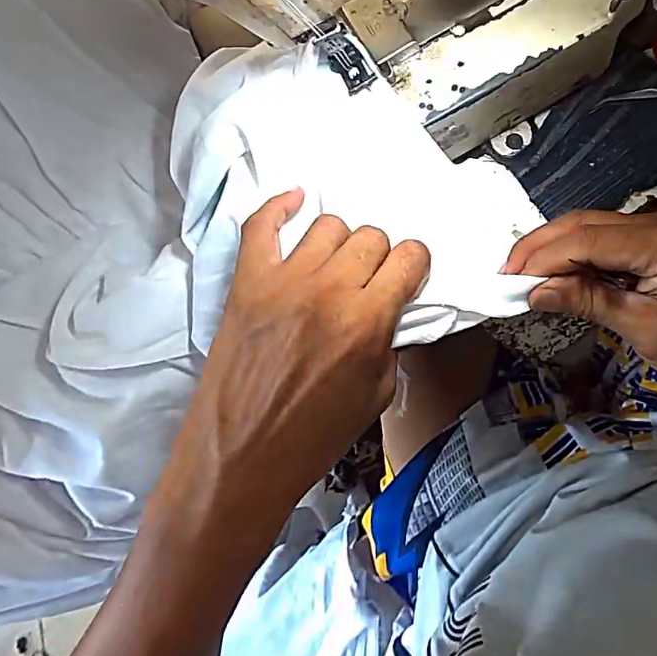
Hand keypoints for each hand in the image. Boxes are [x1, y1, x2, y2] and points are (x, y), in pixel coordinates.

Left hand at [176, 189, 430, 517]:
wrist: (242, 453)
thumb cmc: (309, 436)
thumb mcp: (375, 394)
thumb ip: (388, 339)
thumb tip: (389, 307)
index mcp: (367, 321)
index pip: (409, 258)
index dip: (414, 263)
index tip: (408, 270)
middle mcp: (329, 291)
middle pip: (371, 236)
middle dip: (379, 255)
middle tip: (370, 276)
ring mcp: (285, 280)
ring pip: (328, 224)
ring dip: (339, 241)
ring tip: (334, 262)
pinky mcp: (249, 281)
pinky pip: (262, 225)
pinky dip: (279, 206)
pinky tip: (293, 202)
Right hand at [502, 210, 656, 400]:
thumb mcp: (646, 329)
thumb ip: (589, 302)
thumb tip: (535, 292)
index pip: (588, 240)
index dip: (544, 257)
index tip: (511, 280)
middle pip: (581, 224)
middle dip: (539, 248)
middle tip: (506, 275)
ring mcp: (653, 229)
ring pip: (584, 228)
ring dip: (550, 249)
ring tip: (520, 275)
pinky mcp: (647, 242)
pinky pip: (597, 240)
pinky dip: (568, 255)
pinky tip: (550, 272)